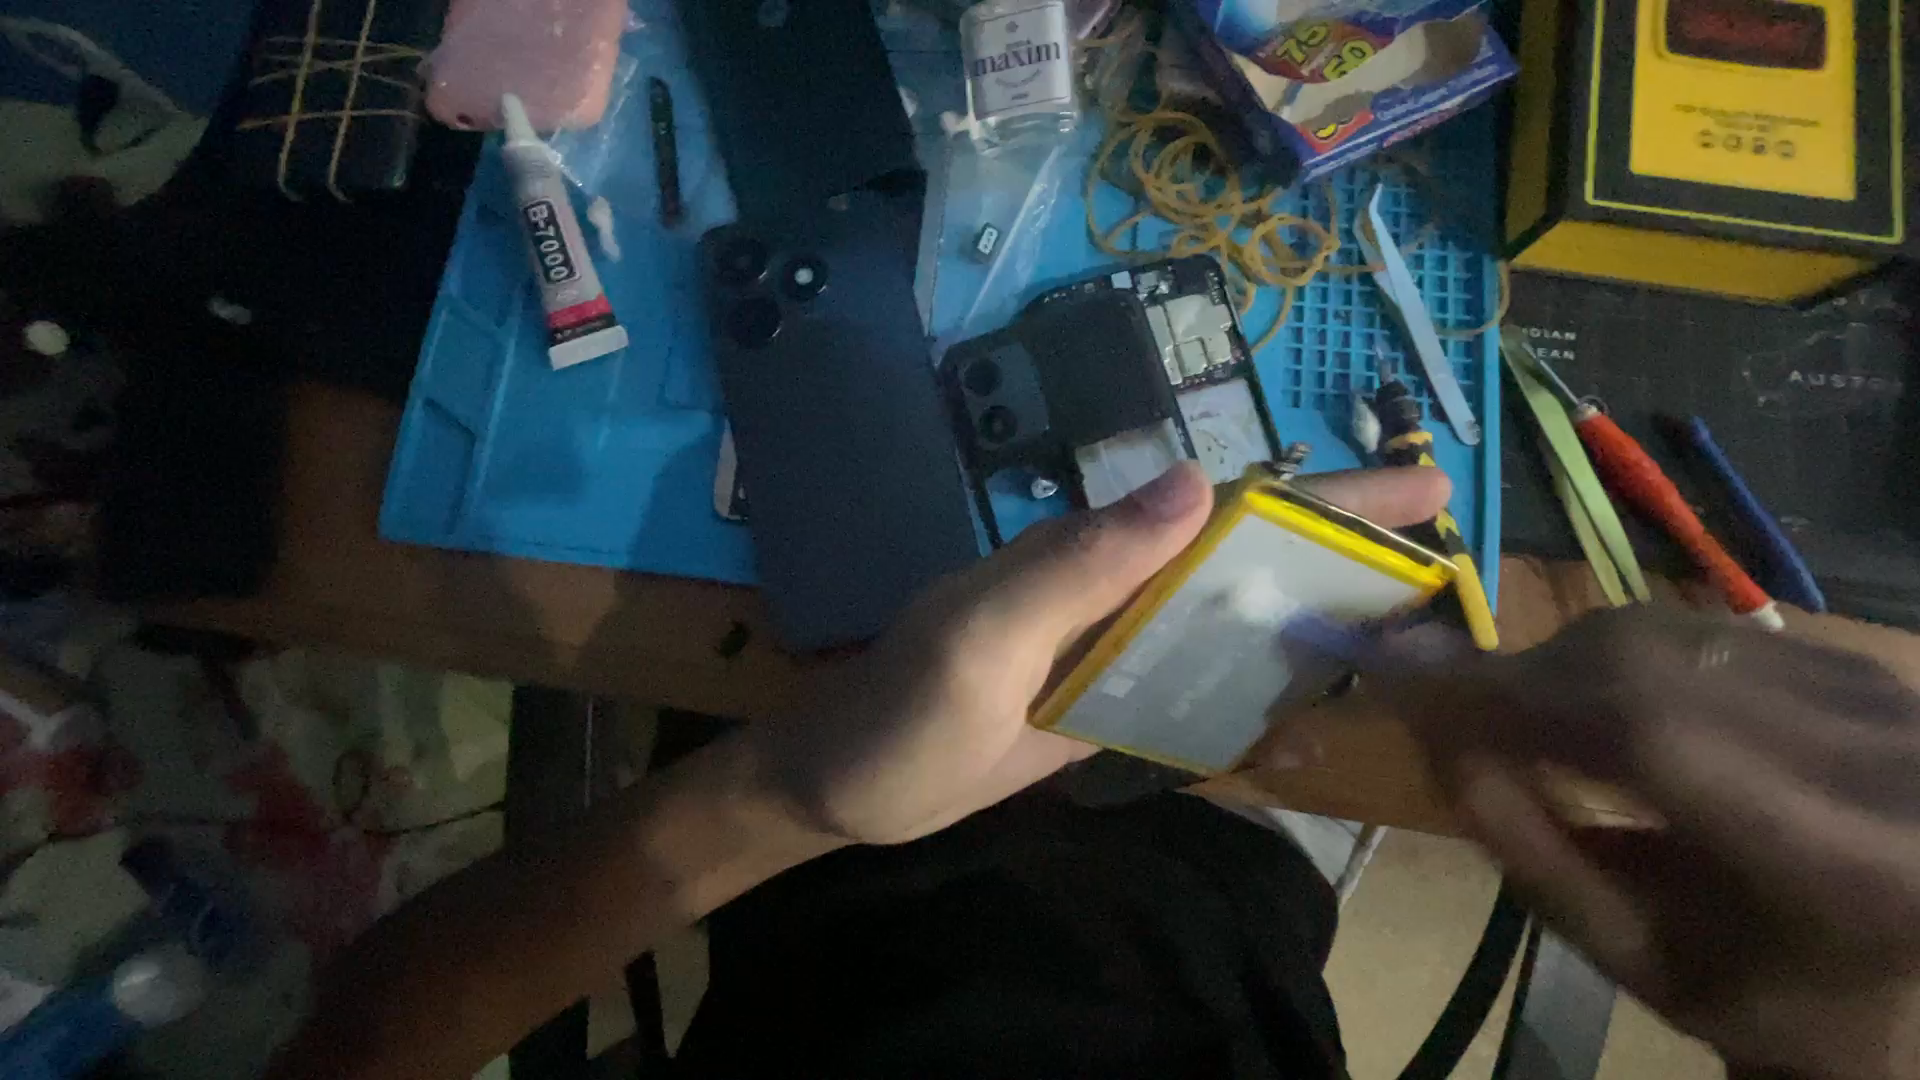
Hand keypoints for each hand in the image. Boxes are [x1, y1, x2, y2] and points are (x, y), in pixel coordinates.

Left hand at [751, 462, 1451, 846]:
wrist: (854, 787)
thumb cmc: (904, 715)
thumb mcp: (982, 640)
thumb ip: (1076, 567)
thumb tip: (1192, 483)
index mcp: (1084, 558)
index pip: (1211, 508)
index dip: (1310, 494)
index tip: (1411, 486)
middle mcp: (1104, 587)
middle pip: (1230, 551)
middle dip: (1330, 539)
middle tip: (1434, 541)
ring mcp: (1105, 644)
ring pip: (1217, 608)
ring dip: (1301, 602)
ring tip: (1397, 613)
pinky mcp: (1099, 695)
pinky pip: (1186, 672)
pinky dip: (1246, 670)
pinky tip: (1300, 686)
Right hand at [1378, 605, 1919, 1079]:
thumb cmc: (1785, 1003)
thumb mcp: (1642, 960)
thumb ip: (1524, 845)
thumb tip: (1428, 727)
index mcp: (1845, 868)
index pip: (1640, 732)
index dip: (1503, 692)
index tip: (1401, 673)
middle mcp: (1883, 758)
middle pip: (1638, 660)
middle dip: (1518, 675)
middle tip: (1461, 709)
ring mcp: (1886, 698)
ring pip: (1655, 630)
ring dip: (1558, 662)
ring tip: (1541, 721)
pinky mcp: (1866, 667)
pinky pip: (1689, 629)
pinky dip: (1612, 656)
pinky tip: (1612, 707)